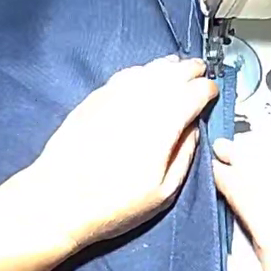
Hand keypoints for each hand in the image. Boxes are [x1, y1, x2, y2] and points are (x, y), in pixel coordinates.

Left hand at [15, 56, 218, 250]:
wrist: (58, 200)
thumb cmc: (111, 204)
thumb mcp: (163, 192)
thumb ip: (184, 155)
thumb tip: (192, 132)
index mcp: (163, 123)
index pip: (194, 92)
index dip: (208, 89)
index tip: (212, 92)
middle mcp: (140, 102)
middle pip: (173, 73)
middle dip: (191, 70)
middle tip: (200, 72)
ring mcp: (114, 96)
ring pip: (148, 69)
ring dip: (167, 67)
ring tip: (176, 67)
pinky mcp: (94, 99)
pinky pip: (124, 75)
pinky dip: (140, 72)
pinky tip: (143, 76)